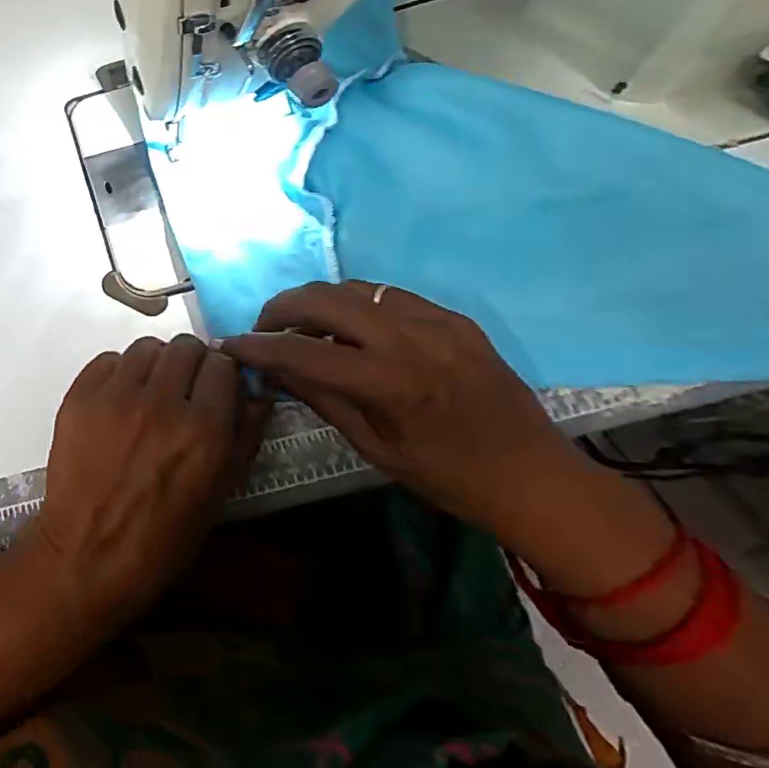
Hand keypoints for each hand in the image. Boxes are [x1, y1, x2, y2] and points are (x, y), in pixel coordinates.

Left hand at [30, 335, 265, 629]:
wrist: (87, 558)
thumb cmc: (162, 537)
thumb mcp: (220, 492)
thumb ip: (245, 434)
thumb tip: (258, 389)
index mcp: (204, 429)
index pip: (223, 364)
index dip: (222, 375)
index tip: (215, 389)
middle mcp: (162, 403)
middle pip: (185, 347)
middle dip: (191, 364)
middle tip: (183, 390)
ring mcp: (116, 397)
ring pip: (146, 348)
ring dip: (156, 365)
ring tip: (149, 394)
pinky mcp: (80, 398)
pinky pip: (108, 360)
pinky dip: (119, 373)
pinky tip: (119, 402)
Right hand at [221, 281, 580, 533]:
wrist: (535, 476)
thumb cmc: (450, 479)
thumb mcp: (377, 449)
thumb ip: (324, 399)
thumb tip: (276, 370)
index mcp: (392, 382)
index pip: (306, 352)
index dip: (261, 347)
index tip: (233, 345)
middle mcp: (412, 338)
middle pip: (326, 299)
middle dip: (283, 307)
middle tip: (265, 328)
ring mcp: (438, 320)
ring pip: (358, 289)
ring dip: (320, 303)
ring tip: (305, 327)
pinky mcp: (455, 317)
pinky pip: (392, 297)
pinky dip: (360, 307)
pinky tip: (354, 330)